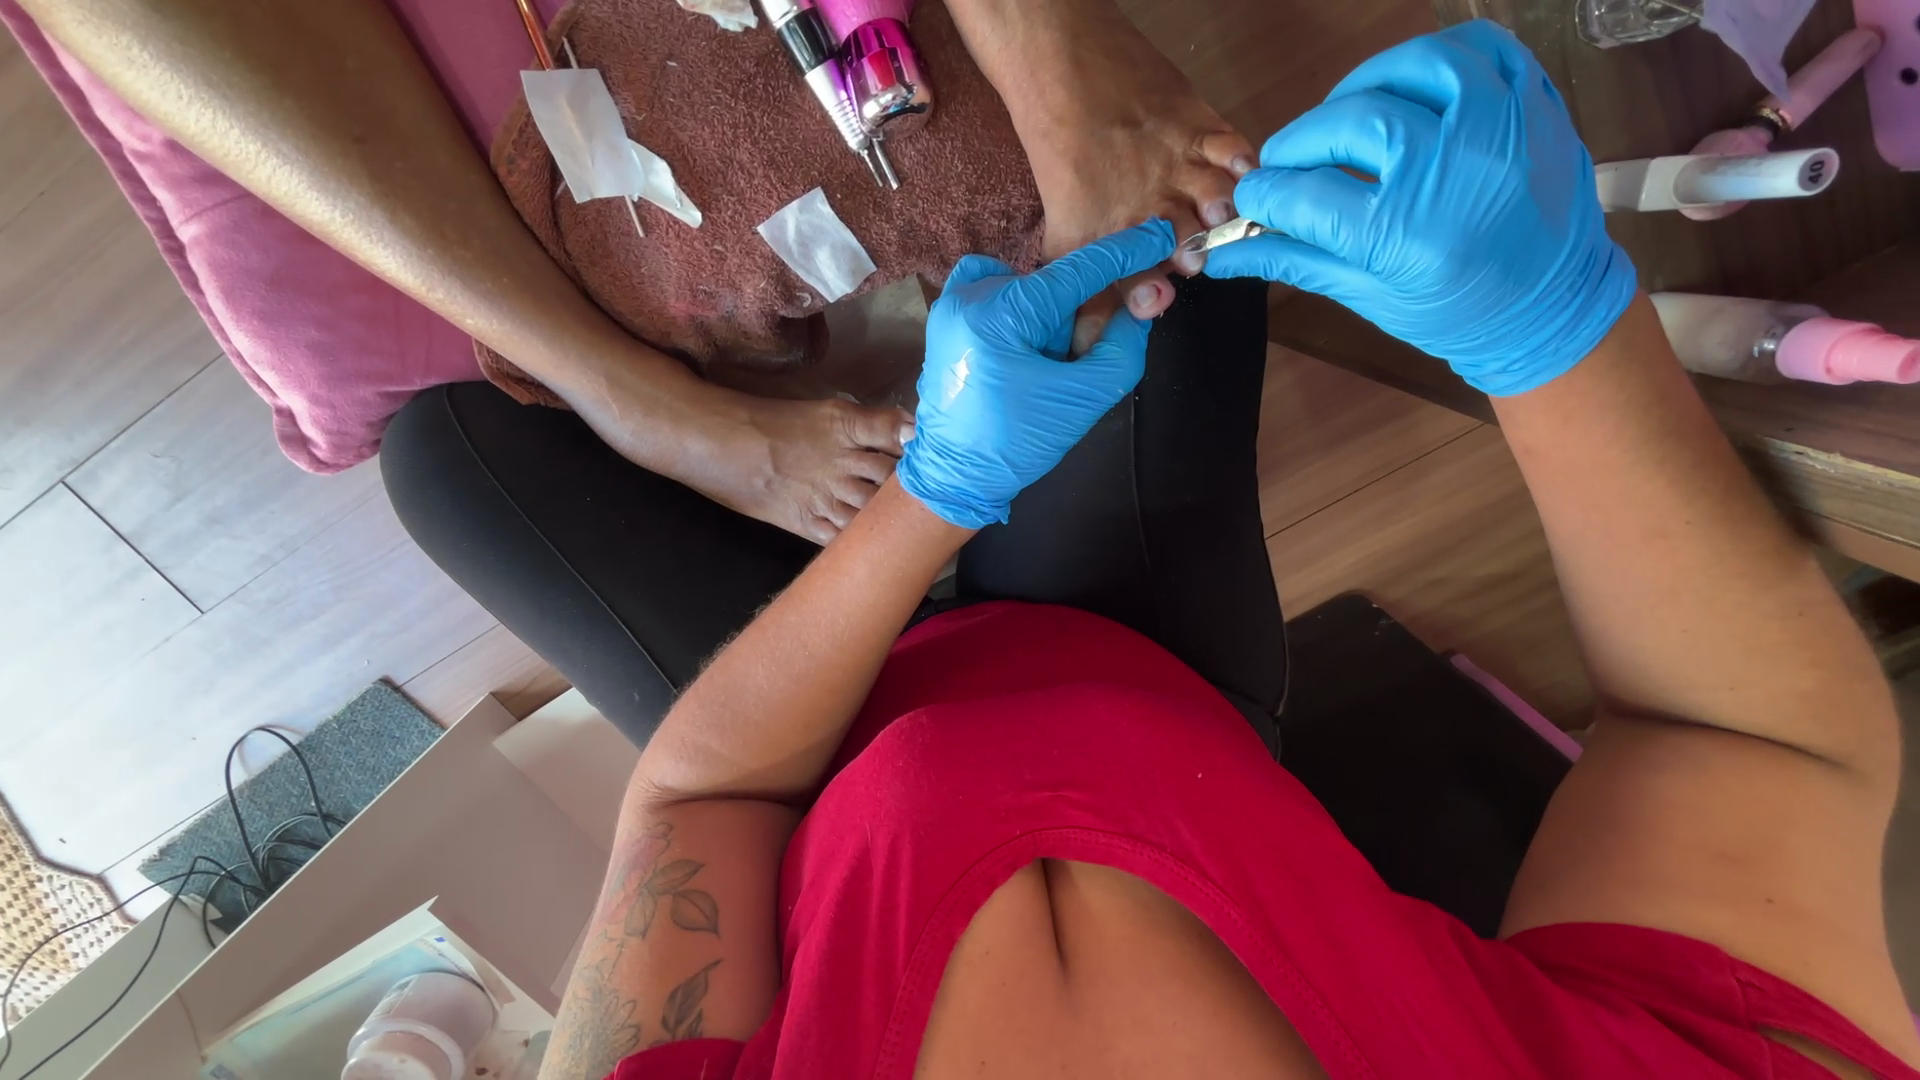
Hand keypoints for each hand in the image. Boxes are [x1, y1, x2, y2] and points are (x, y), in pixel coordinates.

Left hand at [897, 220, 1175, 527]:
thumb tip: (1146, 300)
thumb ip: (1124, 345)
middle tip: (1065, 367)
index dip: (1125, 252)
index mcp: (1000, 313)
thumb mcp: (1085, 398)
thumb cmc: (1019, 442)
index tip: (1160, 233)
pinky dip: (1017, 310)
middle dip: (1073, 321)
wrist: (957, 475)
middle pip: (1054, 286)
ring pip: (1028, 289)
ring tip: (1037, 369)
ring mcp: (950, 304)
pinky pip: (994, 290)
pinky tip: (1019, 347)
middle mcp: (970, 295)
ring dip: (1046, 320)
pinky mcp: (944, 317)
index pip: (1080, 271)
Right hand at [1204, 20, 1636, 395]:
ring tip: (1338, 119)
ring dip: (1356, 89)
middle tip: (1285, 163)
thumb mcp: (1363, 295)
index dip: (1264, 194)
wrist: (1551, 303)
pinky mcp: (1530, 98)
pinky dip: (1426, 60)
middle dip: (1299, 142)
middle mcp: (1450, 169)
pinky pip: (1473, 47)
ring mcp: (1499, 124)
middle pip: (1350, 123)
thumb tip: (1220, 254)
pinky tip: (1401, 90)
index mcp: (1403, 235)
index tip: (1252, 198)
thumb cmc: (1448, 312)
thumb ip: (1292, 261)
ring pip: (1409, 68)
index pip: (1306, 196)